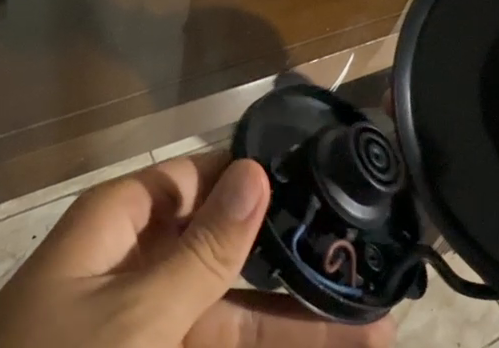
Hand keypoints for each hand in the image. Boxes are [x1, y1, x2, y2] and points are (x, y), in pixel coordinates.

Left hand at [0, 152, 392, 347]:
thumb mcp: (135, 312)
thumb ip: (202, 251)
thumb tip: (253, 170)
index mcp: (121, 221)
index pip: (201, 177)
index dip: (260, 177)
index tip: (328, 183)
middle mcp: (139, 262)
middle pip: (230, 248)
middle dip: (296, 260)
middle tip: (370, 266)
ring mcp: (150, 320)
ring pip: (236, 310)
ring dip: (300, 322)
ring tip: (377, 329)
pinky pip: (223, 346)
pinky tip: (323, 347)